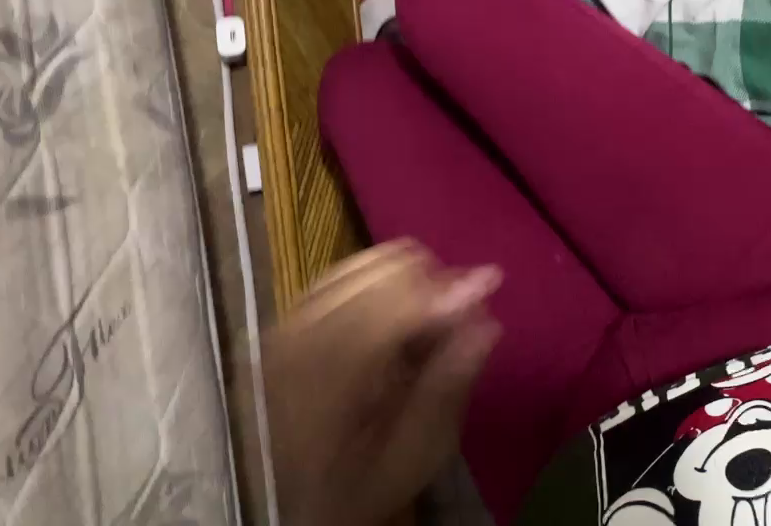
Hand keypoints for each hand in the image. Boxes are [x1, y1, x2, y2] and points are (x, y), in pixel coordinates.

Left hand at [263, 240, 500, 525]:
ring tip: (436, 301)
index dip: (438, 295)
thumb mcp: (416, 455)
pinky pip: (339, 273)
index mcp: (321, 402)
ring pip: (355, 270)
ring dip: (406, 276)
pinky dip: (379, 273)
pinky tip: (402, 292)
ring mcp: (281, 335)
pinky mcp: (284, 322)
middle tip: (465, 301)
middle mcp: (292, 356)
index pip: (380, 324)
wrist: (295, 500)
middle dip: (428, 281)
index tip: (489, 281)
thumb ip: (448, 387)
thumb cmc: (364, 483)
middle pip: (369, 287)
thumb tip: (487, 322)